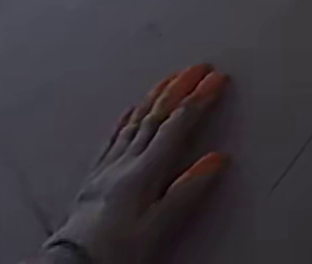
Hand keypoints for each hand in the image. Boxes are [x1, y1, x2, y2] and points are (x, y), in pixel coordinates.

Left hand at [42, 65, 229, 263]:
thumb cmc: (118, 249)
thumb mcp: (158, 226)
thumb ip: (187, 190)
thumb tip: (218, 157)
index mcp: (143, 172)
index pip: (177, 126)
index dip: (198, 99)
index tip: (218, 77)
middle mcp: (124, 165)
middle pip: (154, 119)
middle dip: (177, 89)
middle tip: (198, 66)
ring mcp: (106, 171)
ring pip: (133, 126)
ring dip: (153, 98)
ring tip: (169, 78)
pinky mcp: (93, 180)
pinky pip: (110, 143)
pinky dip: (123, 122)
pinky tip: (129, 111)